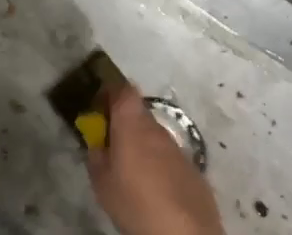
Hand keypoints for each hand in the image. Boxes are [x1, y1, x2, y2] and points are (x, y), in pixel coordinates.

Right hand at [87, 83, 224, 234]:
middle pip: (139, 114)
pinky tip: (156, 188)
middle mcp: (158, 130)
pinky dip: (161, 165)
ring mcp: (180, 151)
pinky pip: (171, 159)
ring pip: (156, 138)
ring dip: (143, 145)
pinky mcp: (196, 173)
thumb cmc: (135, 202)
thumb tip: (98, 144)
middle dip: (125, 123)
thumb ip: (96, 155)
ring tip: (133, 170)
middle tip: (112, 143)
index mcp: (132, 124)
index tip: (98, 106)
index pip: (123, 89)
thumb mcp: (101, 181)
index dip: (110, 92)